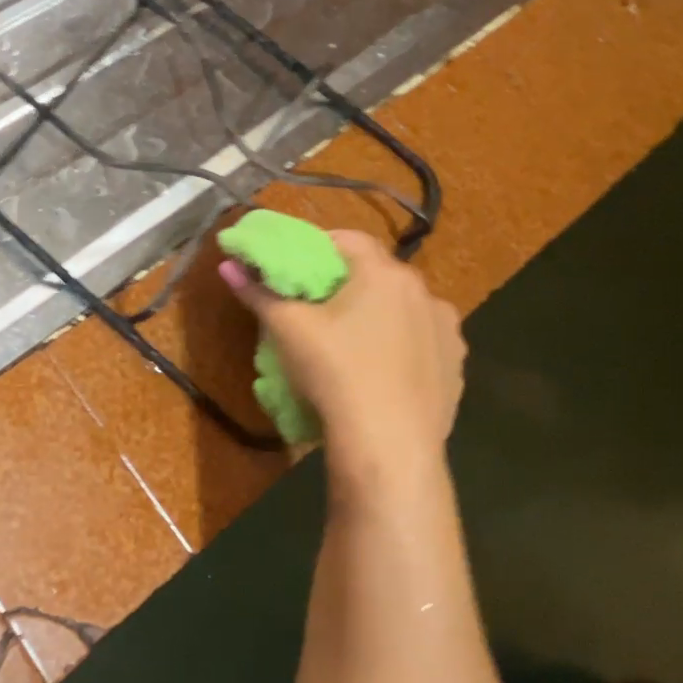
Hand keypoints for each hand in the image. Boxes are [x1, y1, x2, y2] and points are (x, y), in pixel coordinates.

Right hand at [221, 230, 467, 480]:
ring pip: (401, 308)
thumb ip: (257, 291)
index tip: (292, 265)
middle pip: (376, 273)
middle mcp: (426, 295)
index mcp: (385, 275)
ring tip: (343, 339)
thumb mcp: (285, 327)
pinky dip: (397, 344)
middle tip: (310, 304)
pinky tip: (373, 369)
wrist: (390, 443)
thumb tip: (227, 265)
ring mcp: (448, 333)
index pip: (348, 239)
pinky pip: (420, 341)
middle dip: (343, 282)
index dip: (316, 245)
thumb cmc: (335, 370)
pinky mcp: (455, 368)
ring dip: (374, 313)